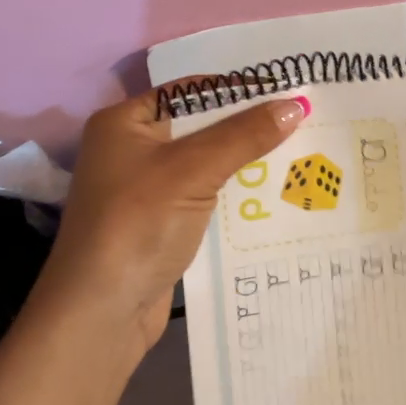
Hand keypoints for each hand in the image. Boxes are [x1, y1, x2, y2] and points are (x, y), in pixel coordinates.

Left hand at [45, 87, 307, 347]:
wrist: (101, 315)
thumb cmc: (137, 225)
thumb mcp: (193, 171)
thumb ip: (244, 135)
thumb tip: (295, 105)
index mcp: (125, 122)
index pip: (192, 91)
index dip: (239, 89)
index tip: (289, 90)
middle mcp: (133, 149)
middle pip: (203, 126)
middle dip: (250, 126)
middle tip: (304, 120)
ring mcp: (147, 188)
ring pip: (209, 162)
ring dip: (248, 161)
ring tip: (303, 151)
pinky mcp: (163, 222)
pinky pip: (209, 194)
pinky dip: (238, 192)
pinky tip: (277, 191)